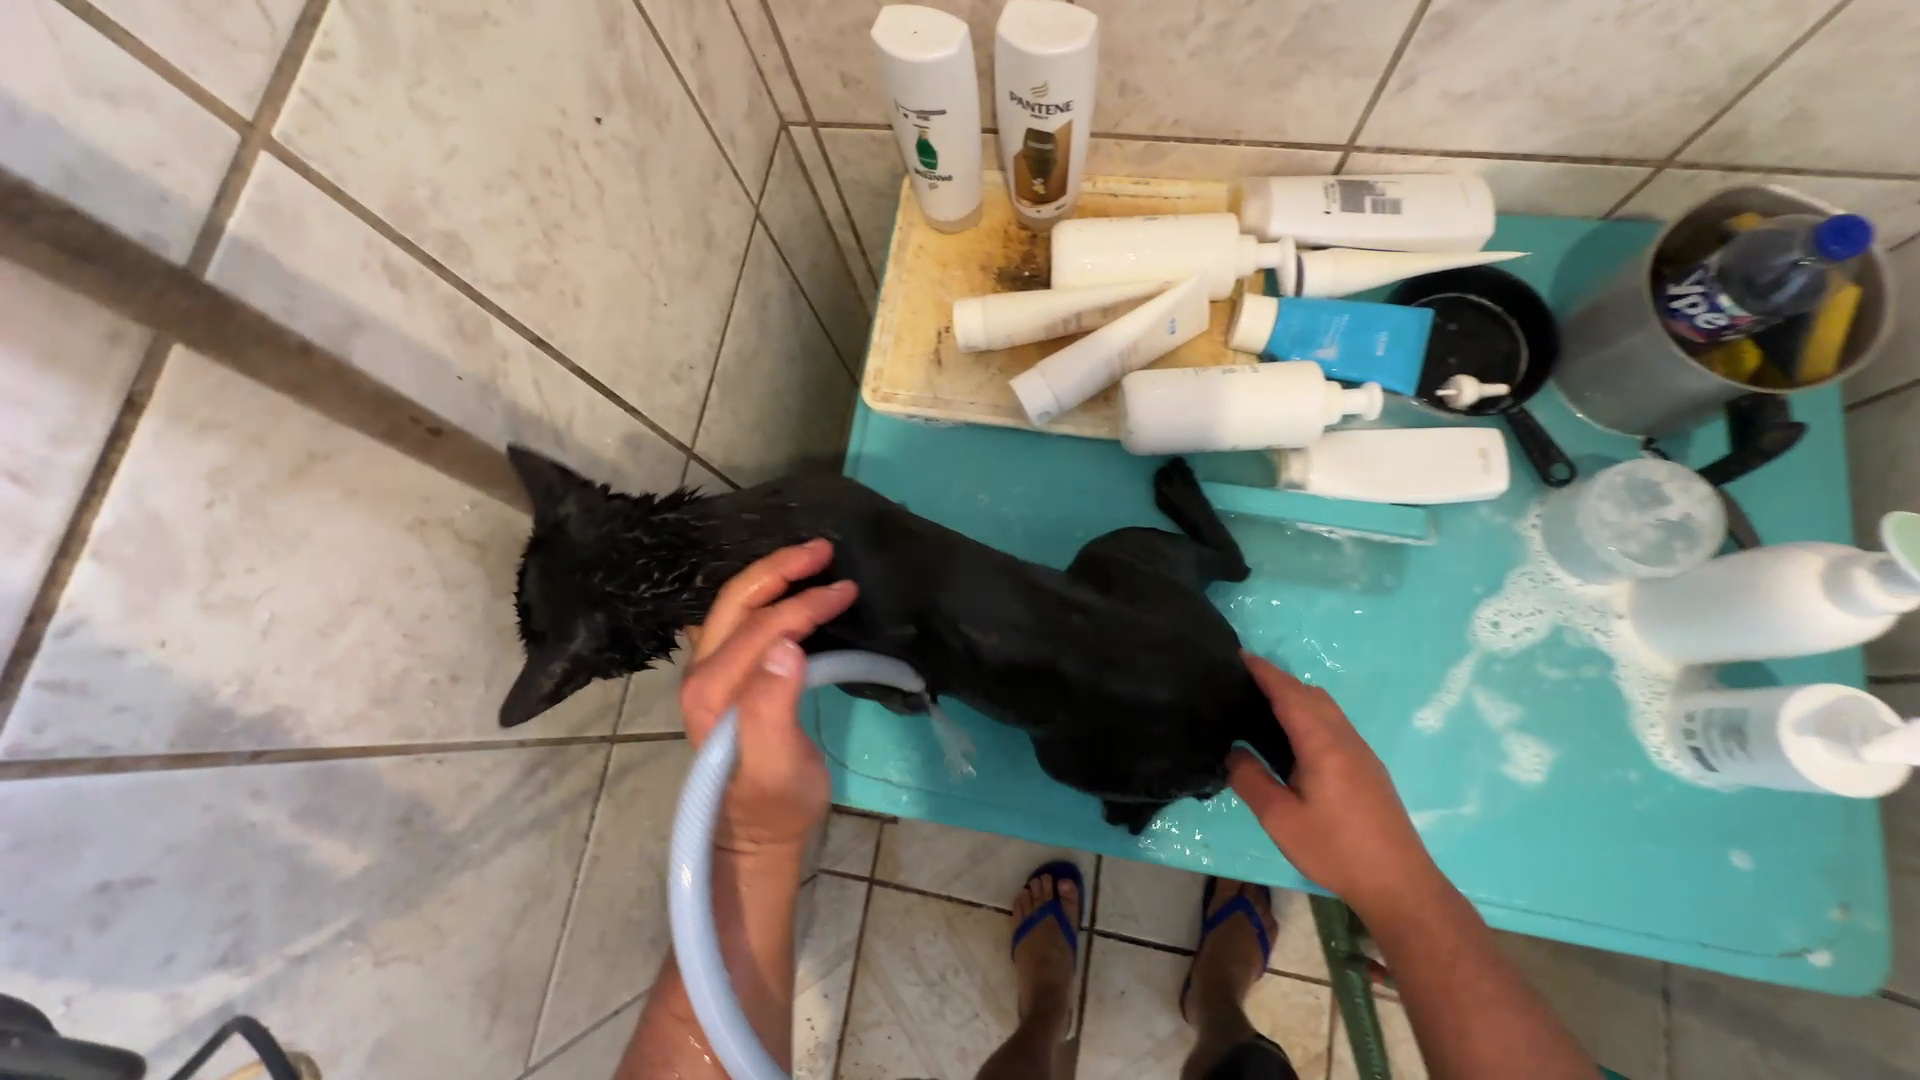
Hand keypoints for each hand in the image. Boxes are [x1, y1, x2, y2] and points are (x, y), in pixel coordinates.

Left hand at [678, 539, 857, 855]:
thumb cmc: (775, 803)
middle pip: (738, 601)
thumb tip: (788, 646)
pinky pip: (744, 621)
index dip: (805, 603)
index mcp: (712, 689)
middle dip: (781, 569)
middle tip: (825, 550)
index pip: (761, 627)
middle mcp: (701, 672)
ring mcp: (709, 673)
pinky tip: (796, 592)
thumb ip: (773, 709)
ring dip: (775, 577)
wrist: (755, 833)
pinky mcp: (724, 677)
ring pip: (738, 606)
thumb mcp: (777, 765)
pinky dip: (771, 597)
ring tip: (816, 562)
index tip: (848, 590)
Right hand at [1228, 653, 1444, 916]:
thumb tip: (1232, 752)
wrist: (1399, 884)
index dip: (1263, 672)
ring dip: (1297, 698)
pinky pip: (1335, 725)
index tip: (1237, 655)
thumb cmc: (1335, 849)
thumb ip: (1250, 780)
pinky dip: (1310, 716)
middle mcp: (1345, 739)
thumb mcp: (1279, 818)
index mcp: (1322, 743)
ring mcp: (1362, 753)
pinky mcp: (1368, 769)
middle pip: (1311, 694)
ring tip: (1262, 709)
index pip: (1289, 693)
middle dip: (1278, 681)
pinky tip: (1293, 741)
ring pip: (1327, 709)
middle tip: (1243, 684)